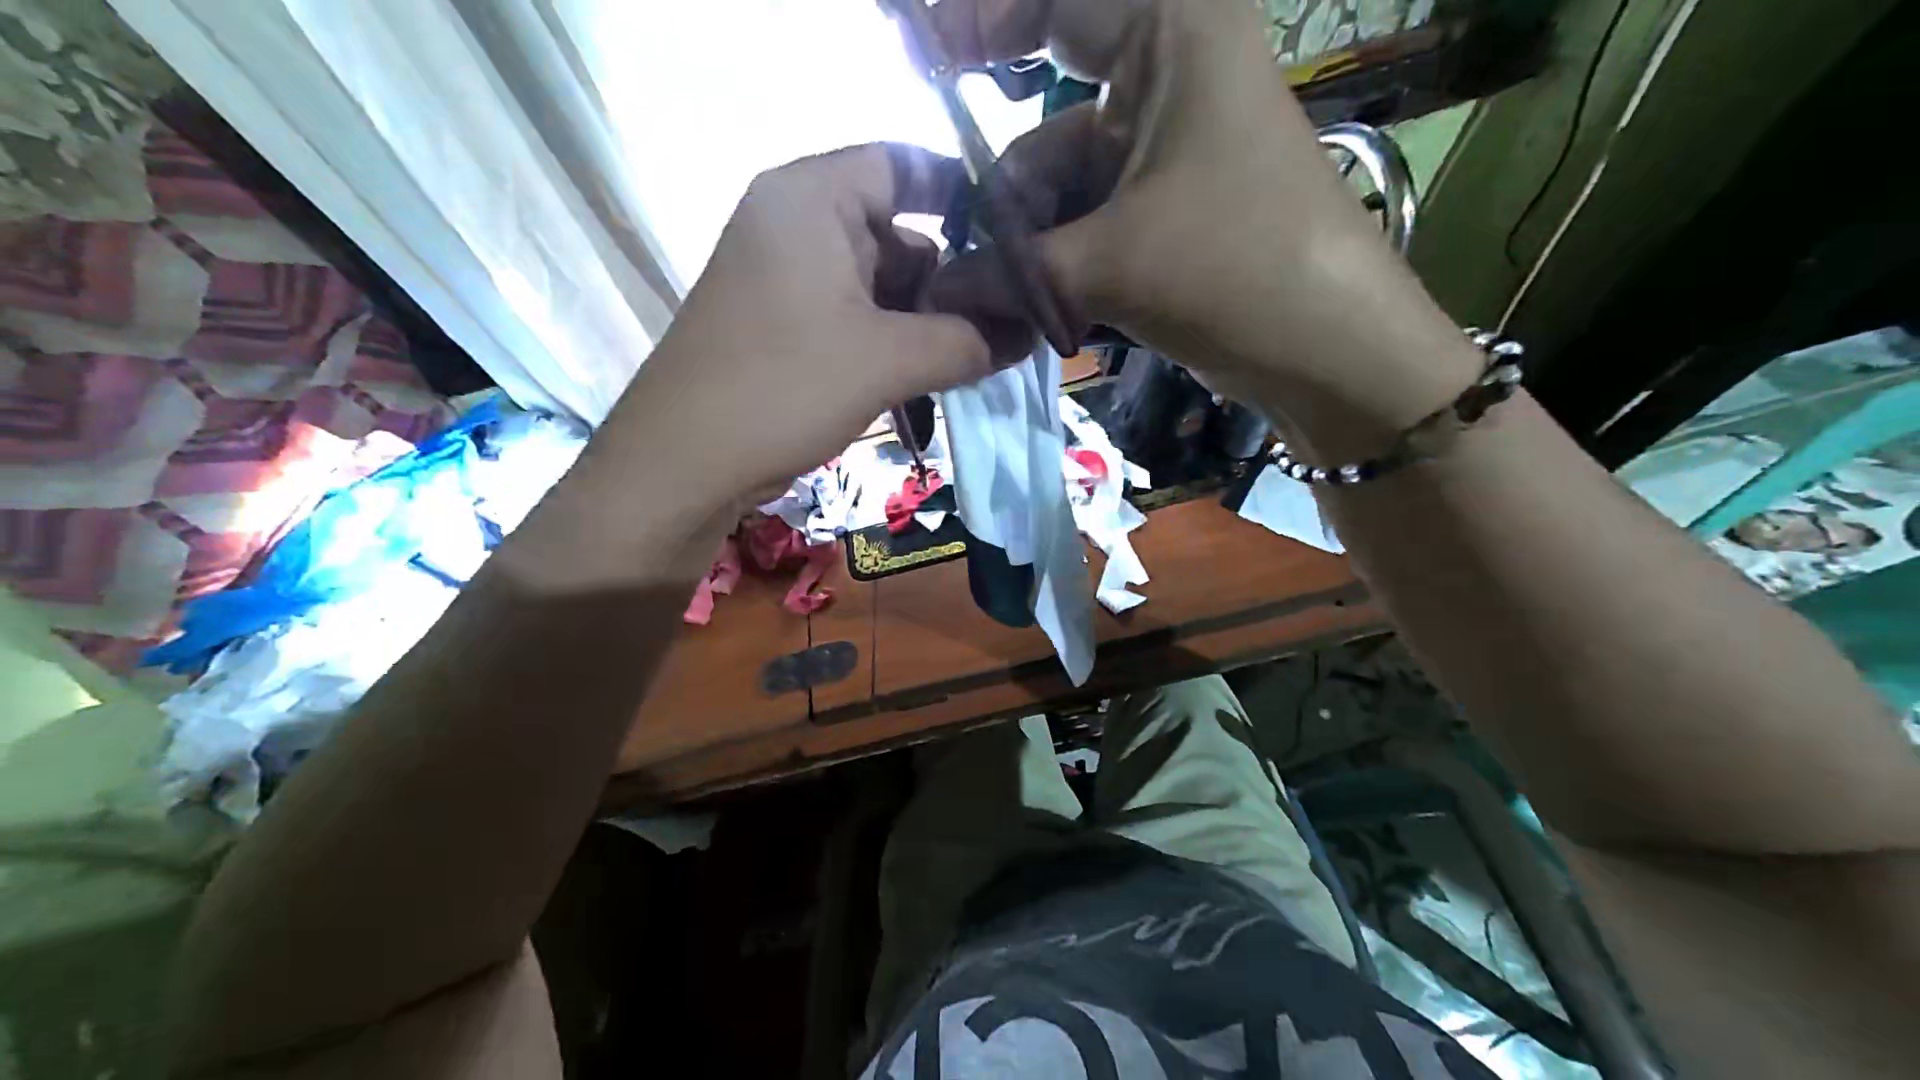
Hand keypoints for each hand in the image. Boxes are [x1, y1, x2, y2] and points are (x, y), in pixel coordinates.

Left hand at [593, 143, 993, 512]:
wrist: (681, 465)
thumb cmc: (783, 387)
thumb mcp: (889, 360)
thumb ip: (969, 340)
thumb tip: (1032, 335)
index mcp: (810, 197)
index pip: (903, 165)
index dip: (963, 197)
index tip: (1014, 244)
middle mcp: (793, 223)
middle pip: (895, 232)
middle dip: (947, 283)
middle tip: (997, 329)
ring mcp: (783, 278)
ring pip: (877, 285)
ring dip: (921, 324)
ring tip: (964, 365)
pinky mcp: (780, 326)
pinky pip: (851, 318)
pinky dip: (888, 344)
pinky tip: (920, 380)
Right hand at [927, 0, 1481, 458]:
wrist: (1330, 349)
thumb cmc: (1233, 271)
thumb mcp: (1108, 265)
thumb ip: (1011, 273)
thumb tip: (936, 293)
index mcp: (1172, 36)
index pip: (1055, 4)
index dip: (979, 25)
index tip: (923, 67)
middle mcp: (1170, 77)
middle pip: (1050, 115)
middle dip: (1009, 192)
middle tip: (977, 256)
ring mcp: (1171, 148)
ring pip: (1065, 182)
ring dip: (1032, 244)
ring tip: (1018, 303)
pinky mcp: (1171, 207)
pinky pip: (1091, 218)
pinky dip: (1060, 260)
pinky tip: (1044, 308)